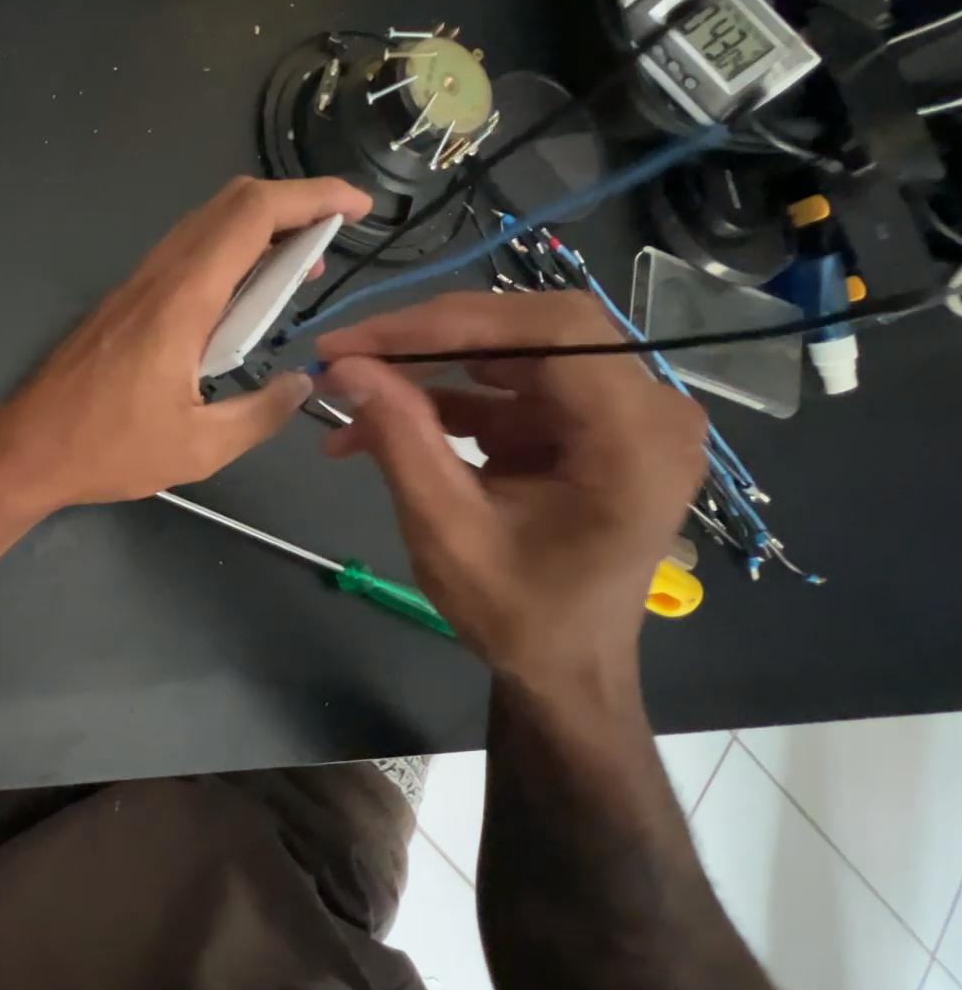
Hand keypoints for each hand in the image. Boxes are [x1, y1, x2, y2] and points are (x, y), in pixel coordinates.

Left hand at [0, 177, 373, 510]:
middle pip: (229, 205)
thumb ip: (261, 413)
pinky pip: (181, 256)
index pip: (252, 215)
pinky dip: (222, 257)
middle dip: (290, 207)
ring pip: (202, 227)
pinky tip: (235, 305)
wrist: (26, 449)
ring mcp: (133, 287)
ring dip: (254, 233)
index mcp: (182, 300)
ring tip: (290, 276)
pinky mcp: (121, 305)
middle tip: (325, 247)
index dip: (312, 196)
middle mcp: (157, 278)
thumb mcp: (199, 447)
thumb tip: (301, 385)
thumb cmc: (108, 449)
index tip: (355, 207)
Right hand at [313, 293, 709, 683]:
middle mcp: (644, 409)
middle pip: (531, 329)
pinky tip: (377, 423)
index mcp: (634, 437)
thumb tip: (347, 368)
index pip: (549, 331)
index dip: (445, 323)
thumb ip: (401, 441)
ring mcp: (615, 415)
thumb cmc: (517, 613)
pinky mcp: (580, 427)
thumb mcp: (445, 531)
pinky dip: (439, 400)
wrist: (563, 666)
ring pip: (510, 352)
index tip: (356, 342)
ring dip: (423, 368)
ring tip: (347, 390)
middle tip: (345, 355)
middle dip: (427, 338)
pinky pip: (504, 389)